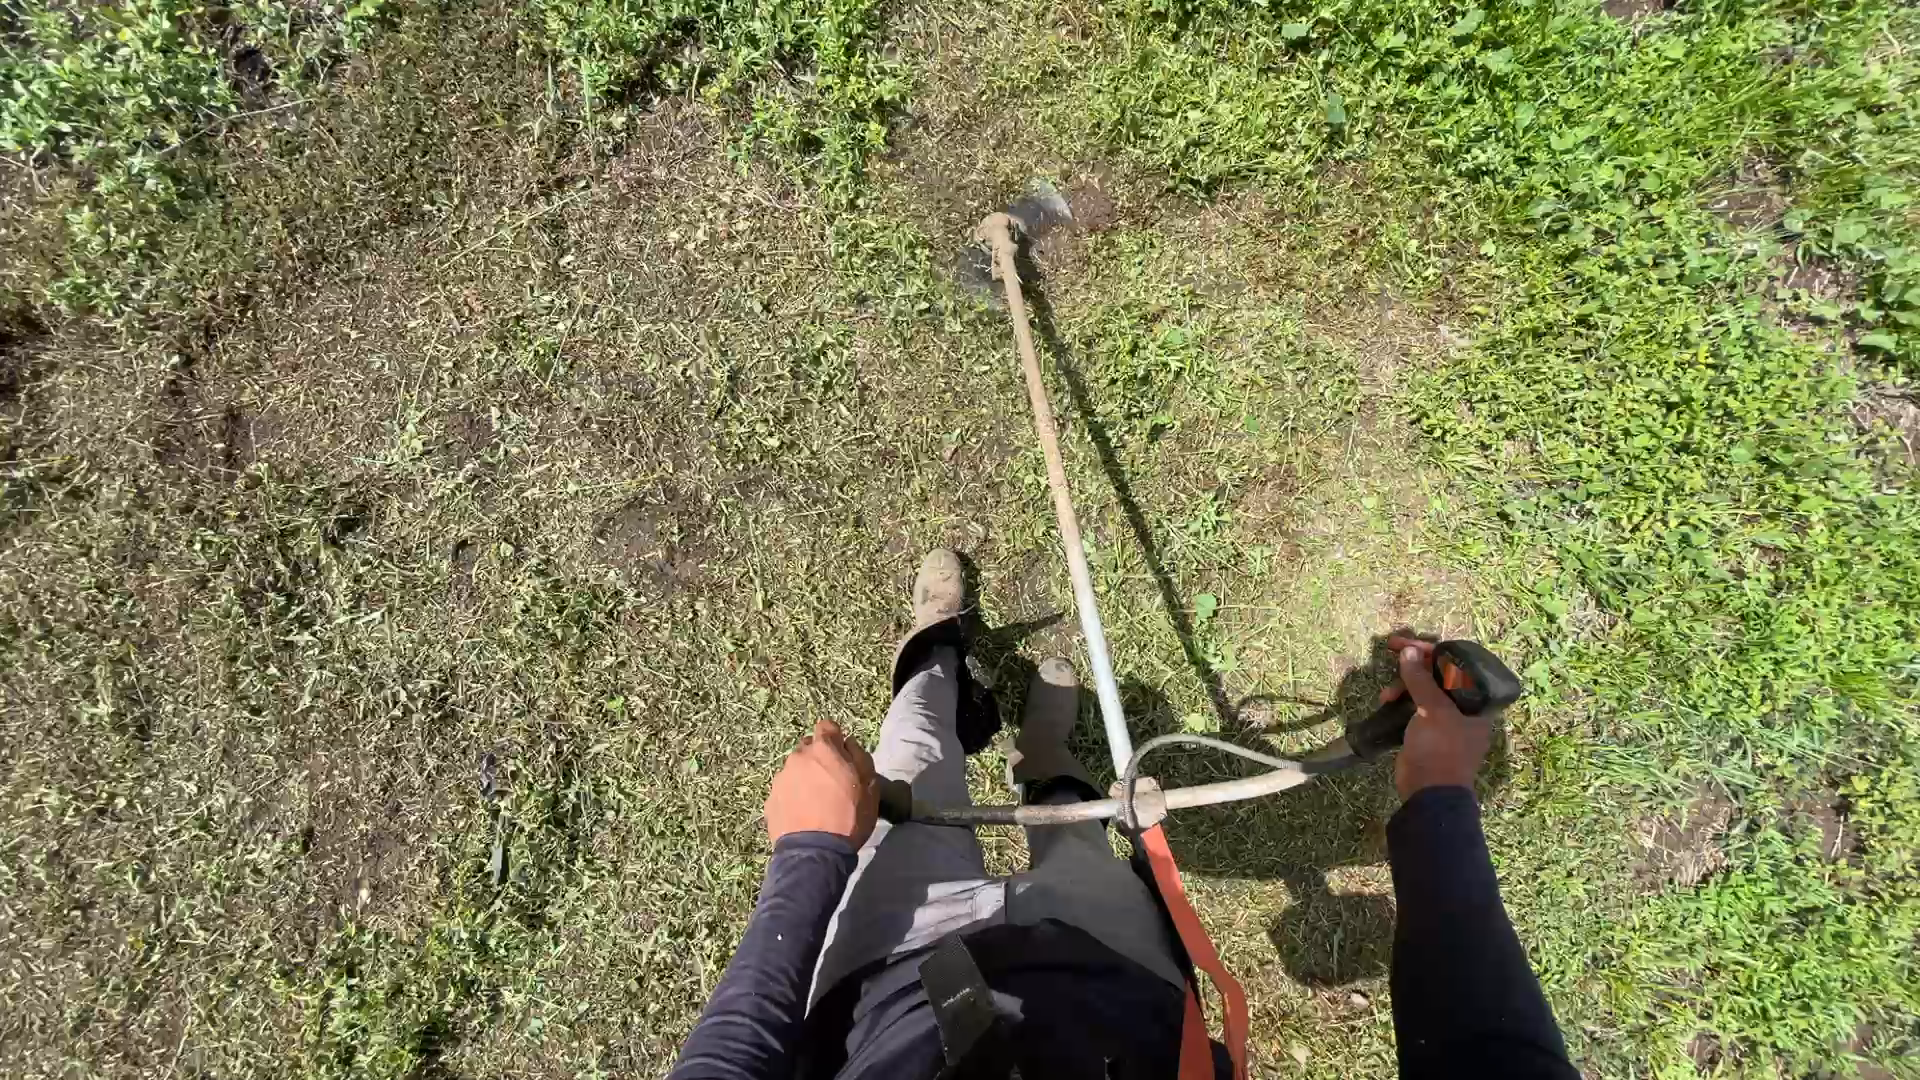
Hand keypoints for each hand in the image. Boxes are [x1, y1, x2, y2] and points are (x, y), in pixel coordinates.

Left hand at [764, 719, 878, 846]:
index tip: (842, 755)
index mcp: (823, 749)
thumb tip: (848, 745)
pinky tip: (803, 815)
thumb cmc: (849, 816)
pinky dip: (793, 797)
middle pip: (809, 748)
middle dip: (819, 759)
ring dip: (805, 778)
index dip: (835, 738)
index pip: (827, 726)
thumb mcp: (870, 785)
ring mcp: (781, 779)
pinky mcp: (770, 800)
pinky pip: (785, 790)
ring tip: (816, 803)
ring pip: (795, 770)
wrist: (816, 853)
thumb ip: (860, 756)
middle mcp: (798, 757)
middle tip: (831, 782)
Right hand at [1380, 635, 1491, 799]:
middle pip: (1439, 673)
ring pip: (1424, 688)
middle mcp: (1466, 706)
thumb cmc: (1441, 748)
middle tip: (1392, 649)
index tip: (1407, 643)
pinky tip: (1387, 702)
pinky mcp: (1427, 728)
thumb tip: (1408, 651)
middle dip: (1414, 663)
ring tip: (1386, 694)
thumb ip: (1420, 680)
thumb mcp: (1433, 710)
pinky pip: (1414, 703)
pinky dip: (1401, 699)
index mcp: (1479, 701)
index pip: (1458, 665)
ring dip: (1403, 684)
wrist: (1430, 789)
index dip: (1433, 650)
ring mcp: (1445, 718)